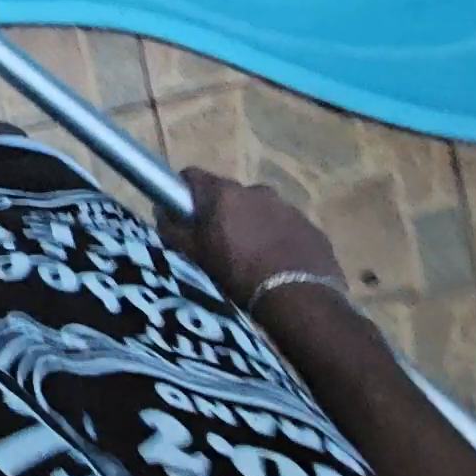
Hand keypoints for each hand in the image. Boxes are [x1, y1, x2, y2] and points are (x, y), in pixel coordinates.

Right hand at [157, 167, 345, 307]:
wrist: (299, 301)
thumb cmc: (236, 272)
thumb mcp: (191, 252)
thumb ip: (170, 226)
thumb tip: (163, 210)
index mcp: (222, 192)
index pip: (192, 175)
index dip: (184, 190)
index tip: (184, 210)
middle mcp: (256, 191)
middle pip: (228, 192)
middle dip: (221, 208)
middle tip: (219, 236)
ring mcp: (289, 208)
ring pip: (260, 208)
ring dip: (252, 221)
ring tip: (253, 251)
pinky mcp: (313, 228)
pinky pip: (287, 225)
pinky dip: (279, 236)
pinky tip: (278, 260)